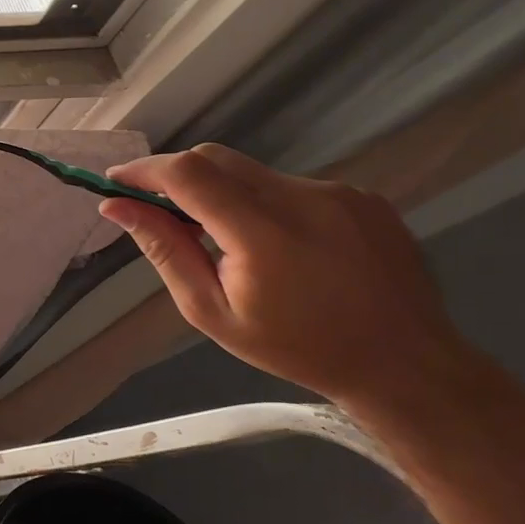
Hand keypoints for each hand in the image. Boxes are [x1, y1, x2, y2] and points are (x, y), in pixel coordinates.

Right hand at [99, 144, 467, 405]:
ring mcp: (340, 194)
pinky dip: (262, 200)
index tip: (116, 183)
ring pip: (250, 171)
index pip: (187, 173)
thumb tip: (116, 206)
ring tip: (225, 237)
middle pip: (214, 158)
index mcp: (264, 233)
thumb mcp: (211, 311)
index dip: (143, 170)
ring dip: (220, 191)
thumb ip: (164, 250)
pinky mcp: (363, 197)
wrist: (408, 365)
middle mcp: (305, 199)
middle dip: (175, 176)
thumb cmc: (296, 347)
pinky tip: (276, 242)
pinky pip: (289, 184)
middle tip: (158, 210)